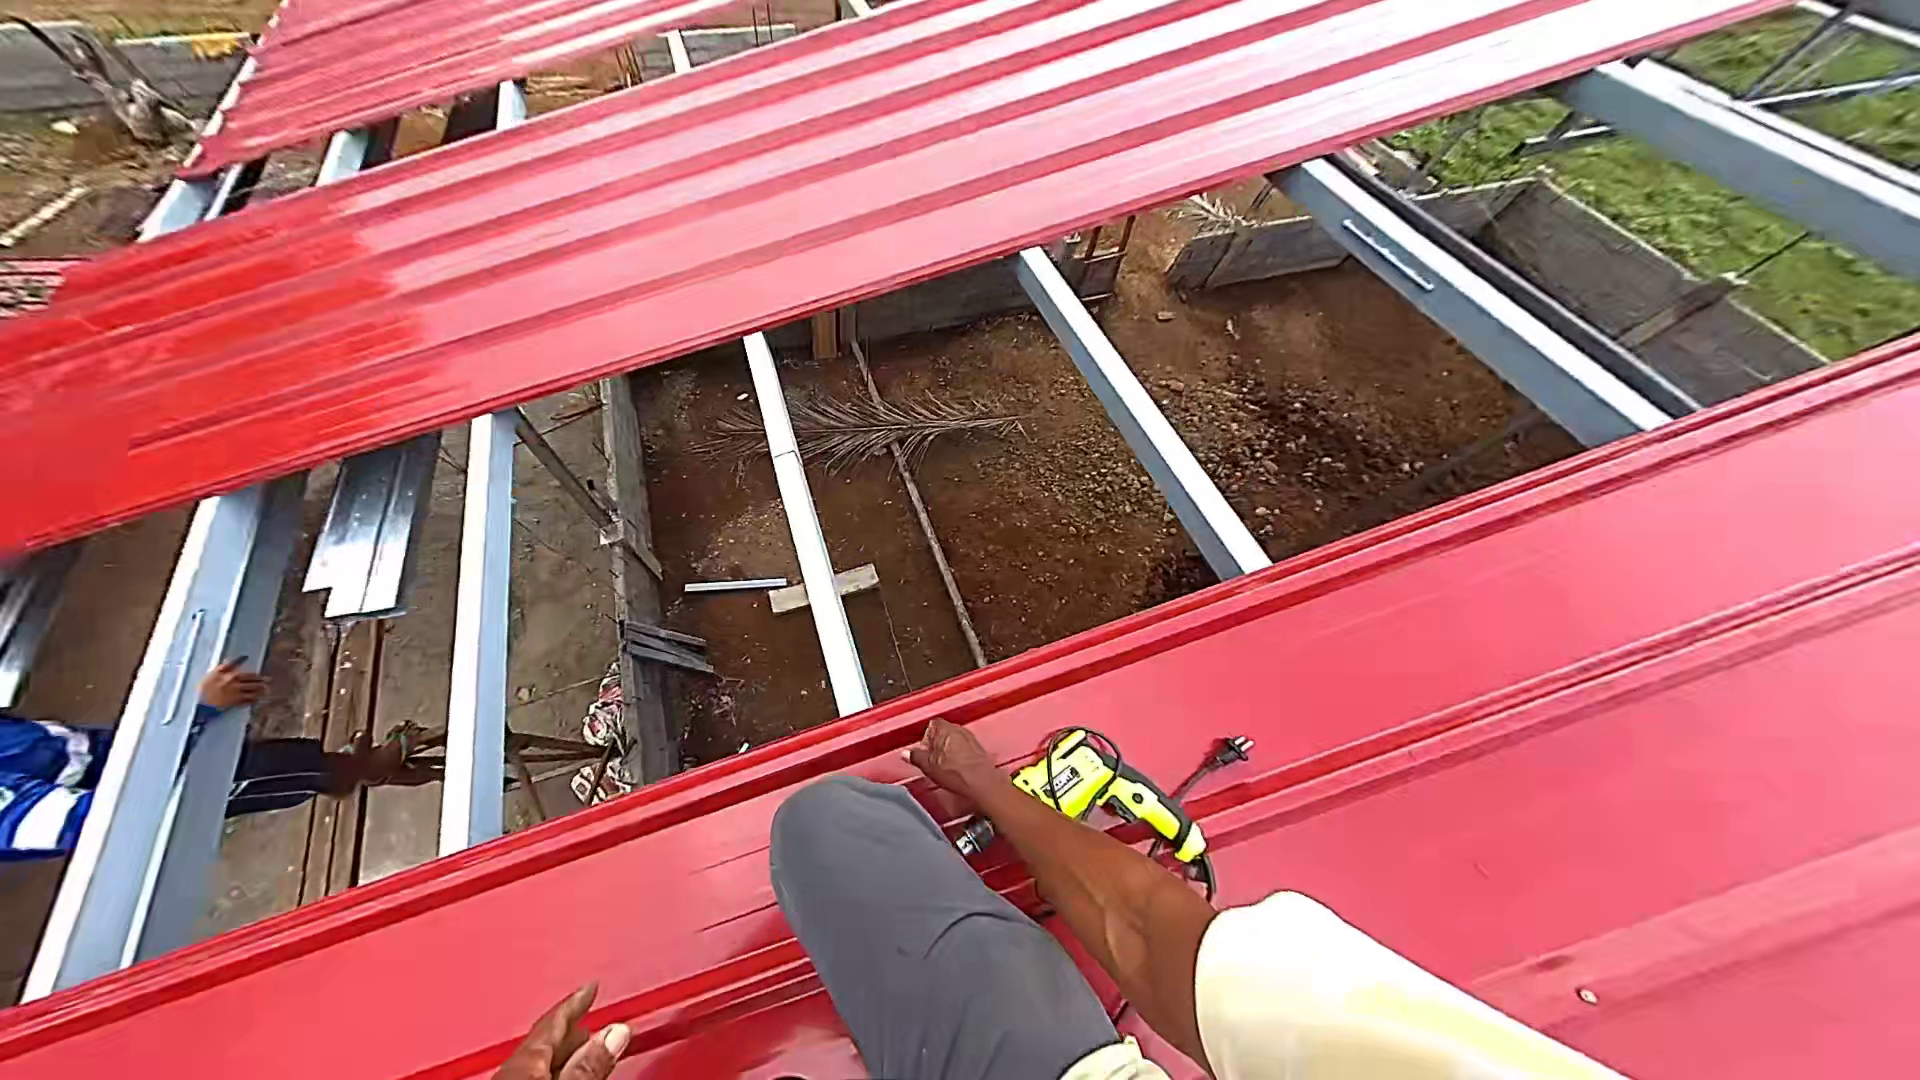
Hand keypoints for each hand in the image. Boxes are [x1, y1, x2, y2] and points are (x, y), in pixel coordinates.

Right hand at [198, 658, 266, 710]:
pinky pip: (250, 701)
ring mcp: (237, 694)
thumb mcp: (214, 674)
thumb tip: (241, 657)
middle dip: (264, 682)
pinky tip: (257, 699)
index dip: (260, 676)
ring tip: (267, 690)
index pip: (252, 675)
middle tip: (269, 681)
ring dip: (263, 691)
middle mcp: (237, 684)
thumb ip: (227, 666)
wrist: (196, 701)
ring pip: (256, 691)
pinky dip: (255, 699)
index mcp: (233, 676)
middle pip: (256, 683)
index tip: (268, 678)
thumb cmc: (205, 686)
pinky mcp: (235, 702)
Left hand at [492, 984, 630, 1079]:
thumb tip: (615, 1032)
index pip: (551, 1023)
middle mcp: (504, 1079)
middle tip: (596, 1026)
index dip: (574, 1003)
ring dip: (558, 1064)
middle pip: (540, 1048)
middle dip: (570, 1036)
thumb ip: (588, 1067)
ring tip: (582, 1061)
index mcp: (520, 1068)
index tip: (590, 989)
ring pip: (531, 1073)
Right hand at [905, 718, 1003, 802]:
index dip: (926, 737)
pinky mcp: (979, 749)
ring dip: (949, 749)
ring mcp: (970, 738)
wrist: (981, 783)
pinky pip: (965, 748)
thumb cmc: (956, 773)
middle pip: (944, 732)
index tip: (923, 749)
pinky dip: (960, 756)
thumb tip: (905, 753)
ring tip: (945, 766)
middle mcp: (959, 729)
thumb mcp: (928, 766)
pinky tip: (957, 769)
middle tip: (932, 759)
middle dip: (937, 743)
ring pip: (955, 740)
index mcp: (944, 728)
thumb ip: (916, 757)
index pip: (932, 725)